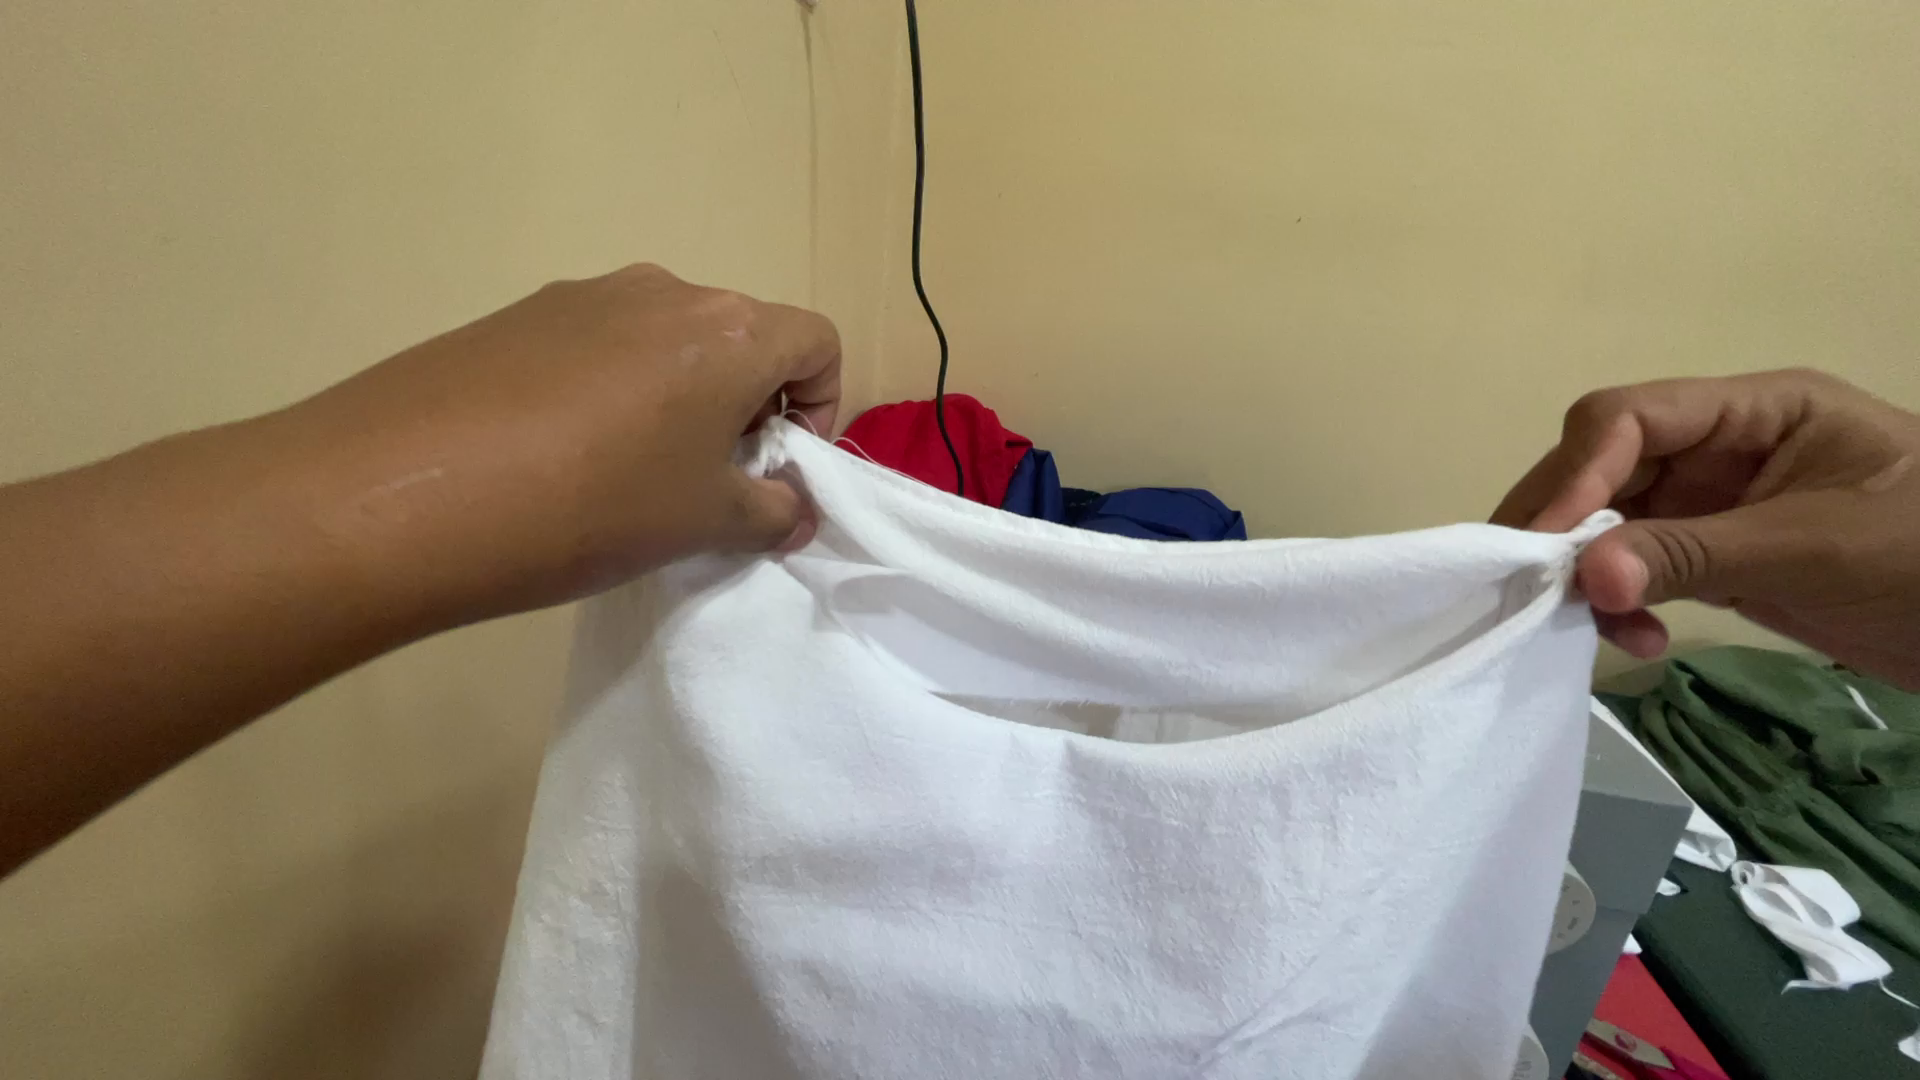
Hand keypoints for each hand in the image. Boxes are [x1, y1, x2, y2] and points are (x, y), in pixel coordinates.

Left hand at [272, 262, 840, 624]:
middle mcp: (666, 292)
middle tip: (715, 477)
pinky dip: (624, 390)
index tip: (780, 464)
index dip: (822, 406)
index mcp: (730, 332)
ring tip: (641, 470)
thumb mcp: (708, 522)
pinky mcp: (521, 313)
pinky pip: (608, 344)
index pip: (818, 343)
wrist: (397, 497)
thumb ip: (776, 512)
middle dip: (753, 408)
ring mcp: (586, 295)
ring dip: (689, 399)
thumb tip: (795, 511)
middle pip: (747, 339)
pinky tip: (573, 451)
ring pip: (676, 342)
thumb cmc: (595, 505)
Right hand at [1491, 369, 1919, 689]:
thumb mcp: (1821, 550)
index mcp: (1752, 413)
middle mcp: (1711, 449)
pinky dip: (1613, 603)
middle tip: (1534, 584)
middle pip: (1594, 471)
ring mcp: (1699, 504)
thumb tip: (1584, 579)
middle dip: (1563, 529)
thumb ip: (1694, 555)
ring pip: (1596, 524)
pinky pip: (1622, 568)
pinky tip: (1635, 635)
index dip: (1574, 472)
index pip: (1626, 419)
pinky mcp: (1696, 554)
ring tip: (1600, 623)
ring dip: (1584, 575)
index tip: (1545, 540)